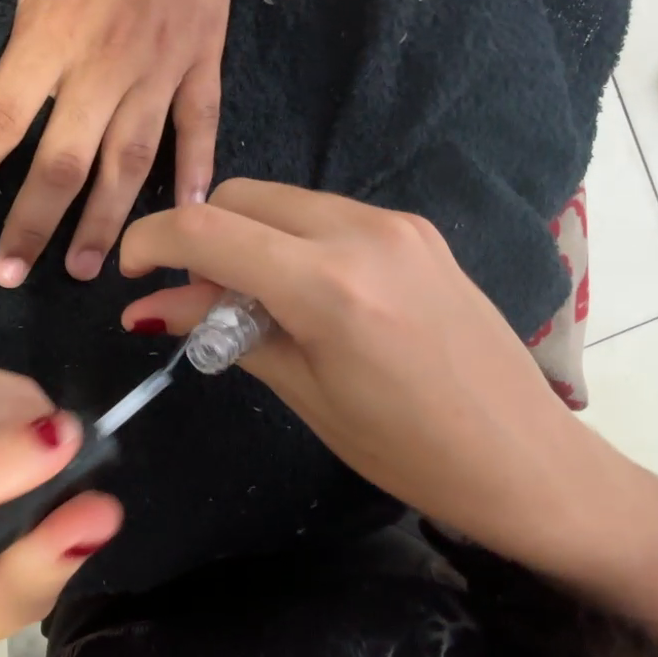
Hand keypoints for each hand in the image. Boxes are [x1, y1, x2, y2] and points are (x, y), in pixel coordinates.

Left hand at [0, 0, 243, 287]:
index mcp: (53, 32)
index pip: (0, 120)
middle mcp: (106, 66)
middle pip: (63, 164)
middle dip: (33, 225)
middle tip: (11, 276)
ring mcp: (162, 68)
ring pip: (131, 163)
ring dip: (107, 221)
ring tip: (85, 268)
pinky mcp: (204, 58)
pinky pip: (200, 126)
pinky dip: (196, 171)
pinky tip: (191, 214)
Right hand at [116, 180, 582, 526]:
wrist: (529, 459)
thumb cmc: (407, 450)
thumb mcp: (303, 391)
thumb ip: (224, 333)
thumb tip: (150, 310)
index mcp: (329, 285)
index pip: (207, 231)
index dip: (149, 241)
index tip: (128, 273)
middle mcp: (362, 231)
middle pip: (238, 197)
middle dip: (197, 238)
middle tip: (191, 301)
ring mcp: (395, 223)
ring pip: (279, 200)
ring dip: (242, 238)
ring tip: (246, 305)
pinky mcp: (415, 230)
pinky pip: (322, 215)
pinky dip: (285, 241)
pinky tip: (296, 294)